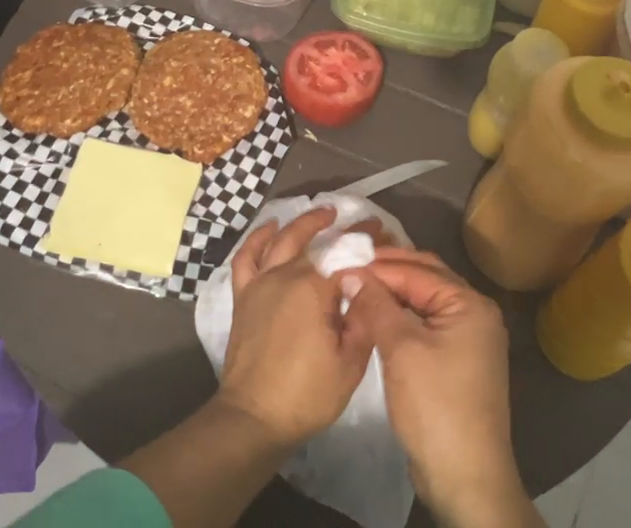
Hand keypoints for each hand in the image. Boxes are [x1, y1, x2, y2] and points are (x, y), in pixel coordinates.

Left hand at [217, 208, 384, 446]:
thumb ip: (362, 318)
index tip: (386, 236)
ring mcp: (260, 283)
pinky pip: (247, 256)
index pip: (347, 255)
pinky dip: (258, 238)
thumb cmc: (308, 394)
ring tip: (323, 213)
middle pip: (317, 244)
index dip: (368, 244)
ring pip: (281, 240)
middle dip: (343, 231)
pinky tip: (271, 227)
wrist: (255, 416)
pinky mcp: (243, 296)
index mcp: (314, 289)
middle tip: (366, 224)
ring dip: (303, 223)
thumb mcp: (351, 361)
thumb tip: (367, 286)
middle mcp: (285, 275)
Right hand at [342, 247, 533, 524]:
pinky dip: (402, 316)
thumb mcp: (401, 348)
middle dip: (388, 270)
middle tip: (349, 265)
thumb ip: (377, 304)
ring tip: (356, 286)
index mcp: (470, 304)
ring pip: (425, 302)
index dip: (378, 265)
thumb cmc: (435, 405)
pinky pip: (427, 324)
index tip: (341, 259)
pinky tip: (376, 317)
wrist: (465, 474)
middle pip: (427, 278)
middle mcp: (476, 314)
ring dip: (394, 293)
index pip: (418, 270)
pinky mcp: (458, 361)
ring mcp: (469, 339)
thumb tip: (352, 273)